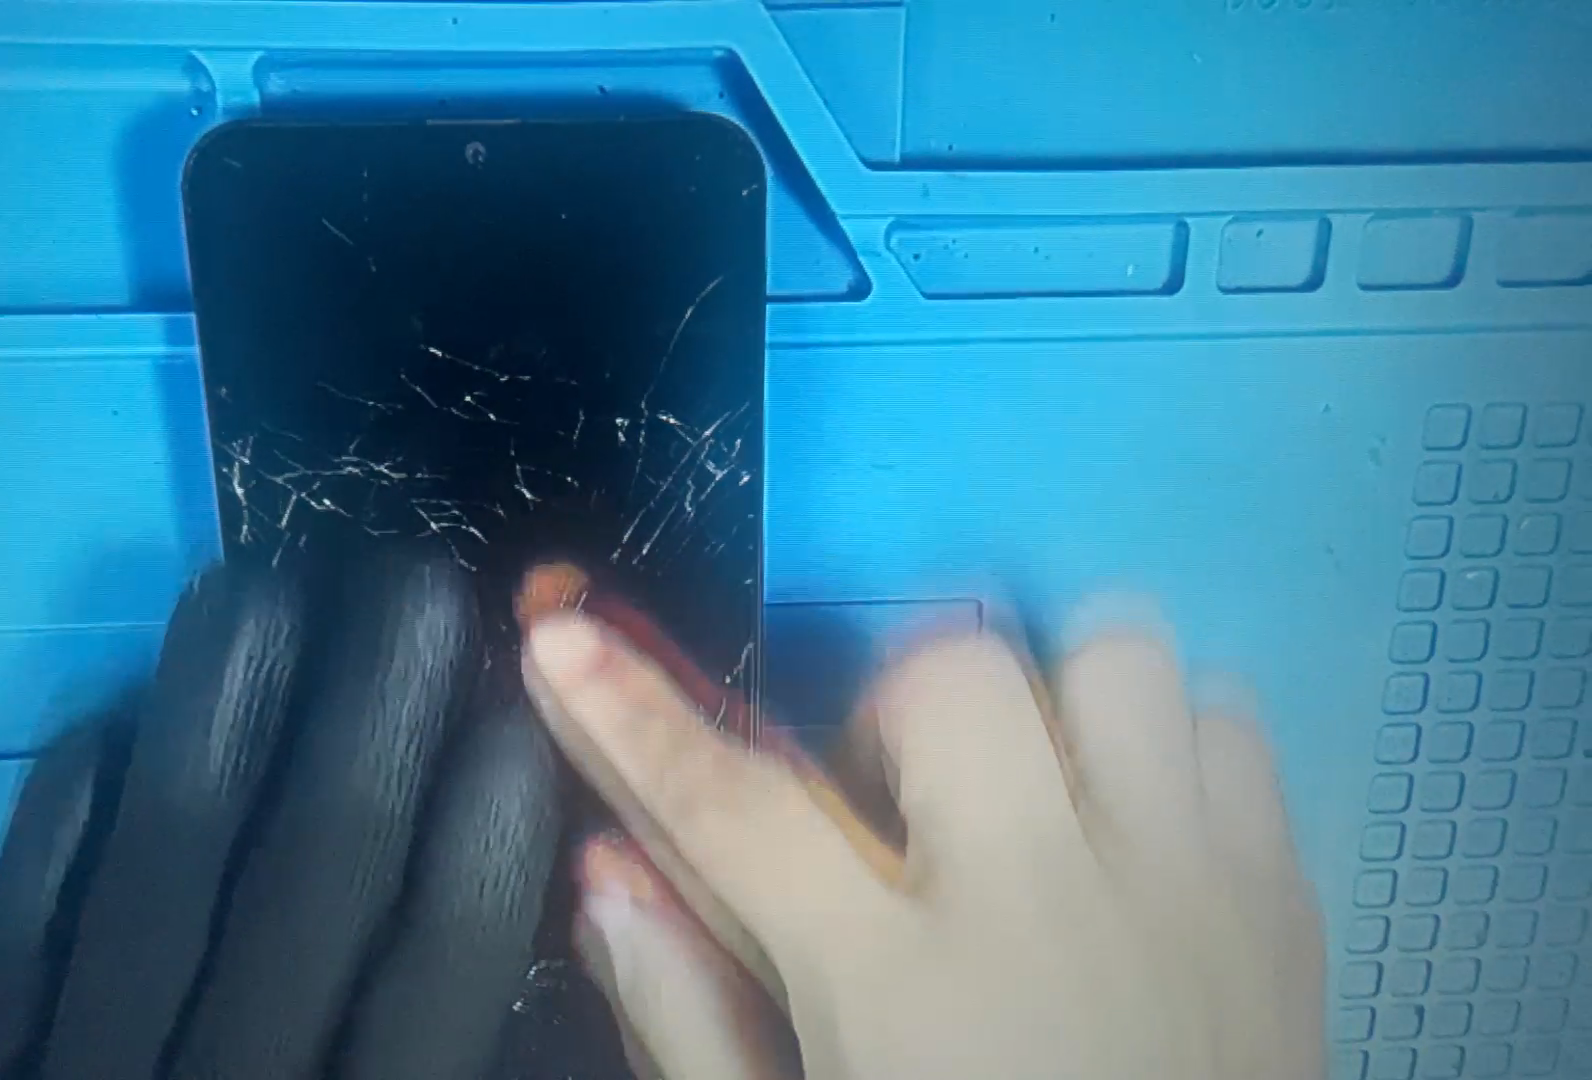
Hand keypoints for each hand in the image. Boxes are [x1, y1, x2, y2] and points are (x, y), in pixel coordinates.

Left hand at [0, 547, 562, 1079]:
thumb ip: (512, 1046)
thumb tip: (562, 883)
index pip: (455, 942)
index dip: (500, 794)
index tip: (528, 681)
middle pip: (323, 855)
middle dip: (382, 692)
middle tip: (420, 575)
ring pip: (166, 851)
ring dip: (225, 694)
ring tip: (278, 578)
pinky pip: (14, 922)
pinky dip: (62, 811)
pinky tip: (116, 711)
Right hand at [521, 597, 1325, 1079]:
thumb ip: (685, 1010)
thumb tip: (600, 866)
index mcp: (906, 990)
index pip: (732, 808)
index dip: (629, 711)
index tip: (557, 634)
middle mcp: (1050, 910)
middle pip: (961, 674)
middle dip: (902, 697)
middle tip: (899, 784)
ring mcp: (1191, 896)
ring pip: (1118, 663)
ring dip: (1044, 697)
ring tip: (1022, 783)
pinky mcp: (1287, 907)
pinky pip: (1223, 726)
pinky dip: (1157, 743)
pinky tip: (1123, 822)